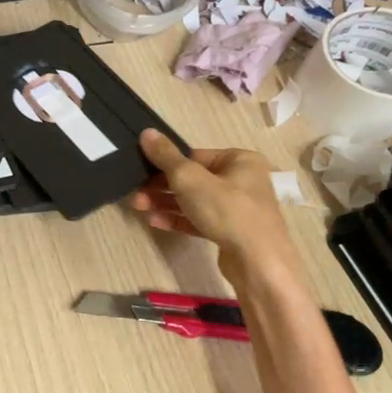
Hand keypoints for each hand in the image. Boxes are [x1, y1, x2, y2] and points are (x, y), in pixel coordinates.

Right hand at [130, 130, 302, 290]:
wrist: (257, 259)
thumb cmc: (226, 209)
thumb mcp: (190, 178)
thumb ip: (166, 156)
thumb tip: (146, 132)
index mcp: (239, 160)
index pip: (195, 156)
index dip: (166, 162)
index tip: (141, 170)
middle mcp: (240, 180)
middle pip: (192, 179)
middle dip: (160, 186)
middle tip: (135, 193)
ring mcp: (235, 207)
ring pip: (193, 200)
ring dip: (164, 203)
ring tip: (138, 207)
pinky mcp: (228, 231)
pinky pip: (198, 220)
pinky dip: (177, 219)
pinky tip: (154, 221)